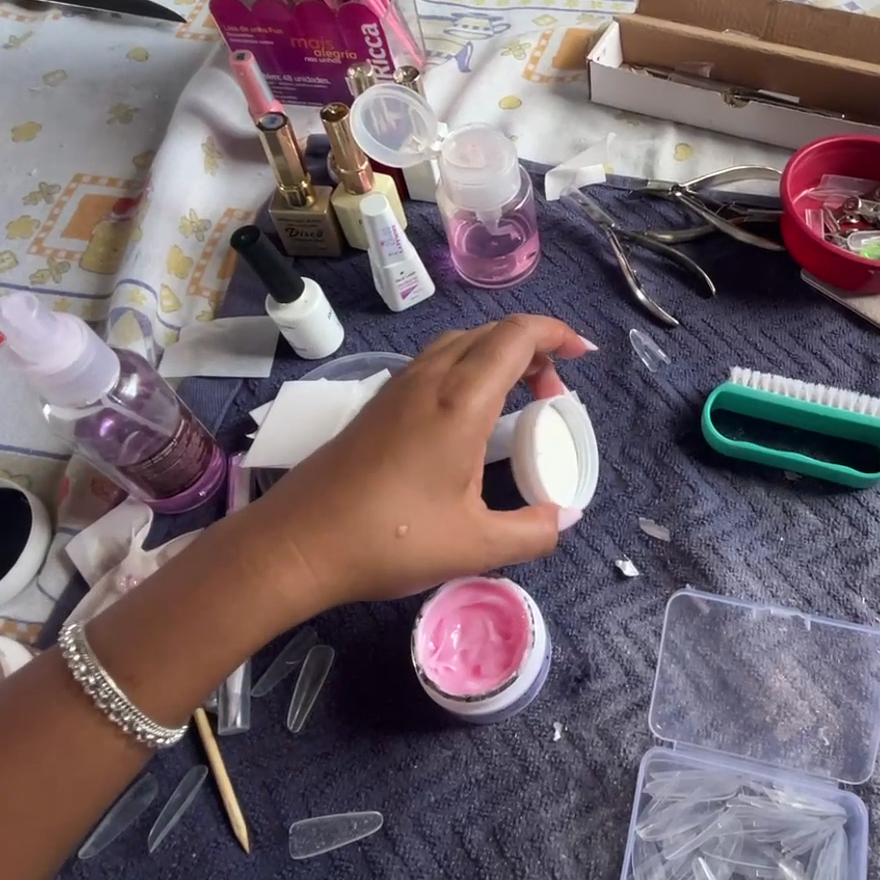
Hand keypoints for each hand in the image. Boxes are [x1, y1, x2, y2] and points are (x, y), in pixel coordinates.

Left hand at [254, 314, 593, 608]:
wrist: (296, 543)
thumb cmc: (389, 539)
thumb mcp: (475, 547)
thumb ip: (532, 532)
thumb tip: (564, 519)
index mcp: (461, 401)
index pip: (517, 336)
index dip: (557, 333)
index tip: (583, 355)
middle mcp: (430, 379)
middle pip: (491, 332)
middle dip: (534, 349)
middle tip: (552, 397)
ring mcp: (399, 386)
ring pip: (461, 343)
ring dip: (499, 356)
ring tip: (518, 399)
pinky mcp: (379, 401)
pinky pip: (437, 362)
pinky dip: (470, 368)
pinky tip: (470, 415)